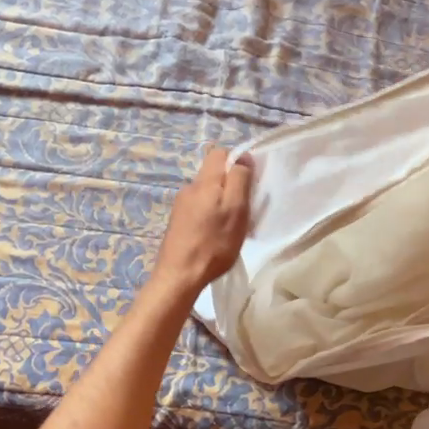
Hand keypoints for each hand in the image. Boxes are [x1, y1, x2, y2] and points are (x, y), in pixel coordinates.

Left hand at [150, 147, 251, 296]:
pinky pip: (200, 208)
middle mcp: (189, 188)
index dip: (237, 161)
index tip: (250, 183)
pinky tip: (216, 235)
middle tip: (244, 208)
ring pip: (207, 192)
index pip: (220, 153)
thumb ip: (239, 179)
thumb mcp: (236, 209)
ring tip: (232, 225)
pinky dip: (211, 215)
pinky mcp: (178, 222)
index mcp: (204, 181)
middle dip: (231, 185)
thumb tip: (242, 156)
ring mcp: (181, 205)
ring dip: (222, 202)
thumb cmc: (213, 244)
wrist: (179, 276)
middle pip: (214, 173)